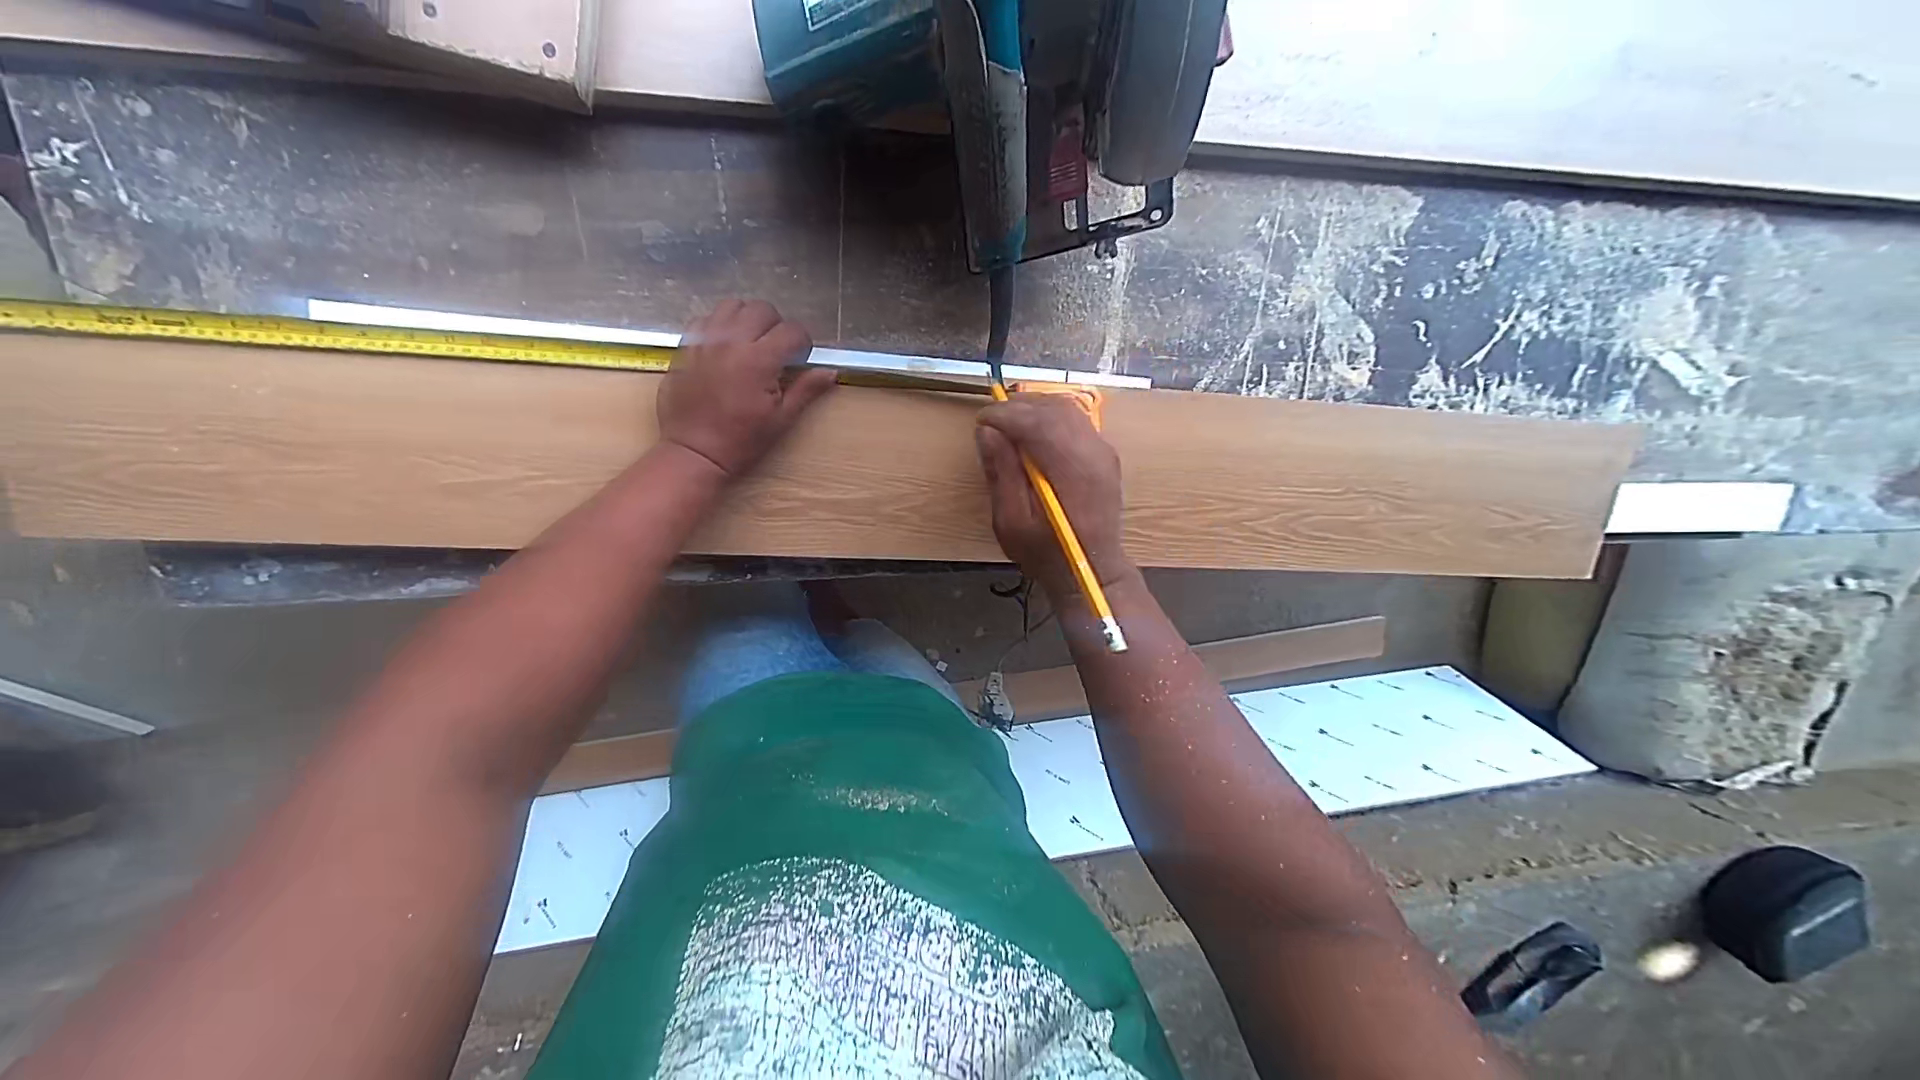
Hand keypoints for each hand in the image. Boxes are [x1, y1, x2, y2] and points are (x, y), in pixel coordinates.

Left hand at [657, 299, 837, 477]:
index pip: (791, 331)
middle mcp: (731, 342)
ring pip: (733, 306)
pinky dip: (721, 325)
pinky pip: (707, 318)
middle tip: (777, 350)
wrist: (694, 452)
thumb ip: (806, 390)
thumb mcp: (781, 420)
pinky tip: (727, 346)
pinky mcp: (687, 346)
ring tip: (751, 342)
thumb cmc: (741, 441)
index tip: (801, 358)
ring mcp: (705, 341)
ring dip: (748, 319)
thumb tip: (830, 372)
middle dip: (776, 326)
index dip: (803, 343)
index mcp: (759, 361)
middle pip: (762, 310)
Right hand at [975, 393, 1133, 595]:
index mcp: (1073, 473)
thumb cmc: (1048, 554)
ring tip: (1006, 422)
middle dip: (1017, 406)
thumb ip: (1001, 474)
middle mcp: (1095, 454)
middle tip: (989, 420)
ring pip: (1067, 408)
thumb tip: (986, 432)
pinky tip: (1030, 431)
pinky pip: (1075, 419)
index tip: (980, 422)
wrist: (1092, 570)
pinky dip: (1049, 415)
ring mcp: (1104, 452)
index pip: (1040, 423)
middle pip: (1055, 408)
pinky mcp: (1104, 453)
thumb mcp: (1012, 523)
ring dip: (1033, 407)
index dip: (1006, 415)